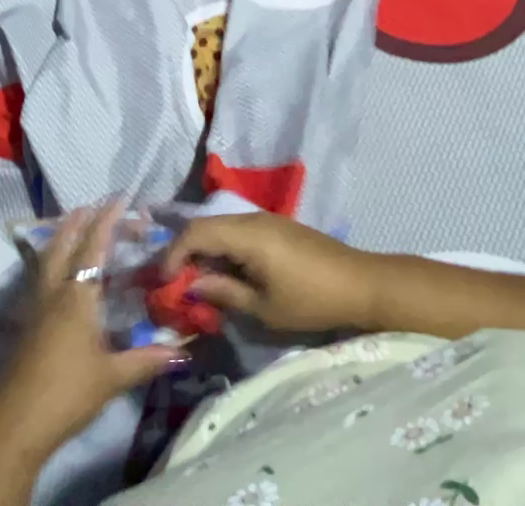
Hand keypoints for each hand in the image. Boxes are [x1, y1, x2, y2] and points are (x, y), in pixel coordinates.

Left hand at [0, 204, 185, 456]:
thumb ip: (147, 359)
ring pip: (43, 260)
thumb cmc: (67, 393)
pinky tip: (51, 274)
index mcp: (77, 296)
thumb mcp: (113, 376)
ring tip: (68, 227)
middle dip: (77, 222)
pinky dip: (47, 263)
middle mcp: (52, 293)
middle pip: (62, 245)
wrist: (14, 425)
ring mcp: (32, 308)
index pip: (94, 247)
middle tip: (90, 205)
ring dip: (58, 239)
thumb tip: (184, 350)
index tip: (119, 198)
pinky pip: (36, 279)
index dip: (107, 220)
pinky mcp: (21, 326)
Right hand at [161, 211, 383, 331]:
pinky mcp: (277, 228)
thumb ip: (223, 293)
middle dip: (184, 252)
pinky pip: (238, 231)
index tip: (163, 283)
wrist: (362, 284)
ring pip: (221, 228)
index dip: (173, 255)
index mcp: (247, 233)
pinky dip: (223, 249)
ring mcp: (267, 220)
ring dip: (204, 251)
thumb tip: (192, 286)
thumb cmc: (311, 300)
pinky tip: (224, 274)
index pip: (195, 232)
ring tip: (196, 282)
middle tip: (173, 284)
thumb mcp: (263, 306)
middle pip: (205, 226)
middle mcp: (253, 218)